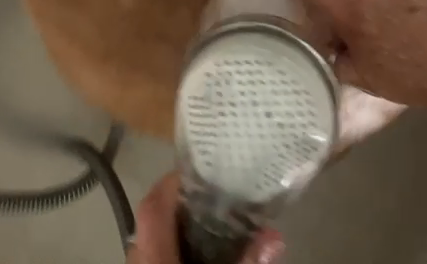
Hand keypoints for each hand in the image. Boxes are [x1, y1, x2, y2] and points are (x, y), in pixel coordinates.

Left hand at [126, 173, 282, 263]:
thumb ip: (245, 263)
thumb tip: (274, 236)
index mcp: (152, 258)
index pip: (152, 205)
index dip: (174, 182)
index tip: (206, 170)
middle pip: (155, 224)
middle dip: (190, 210)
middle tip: (227, 203)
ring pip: (157, 246)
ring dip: (188, 235)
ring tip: (225, 231)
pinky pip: (161, 262)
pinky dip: (183, 256)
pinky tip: (210, 260)